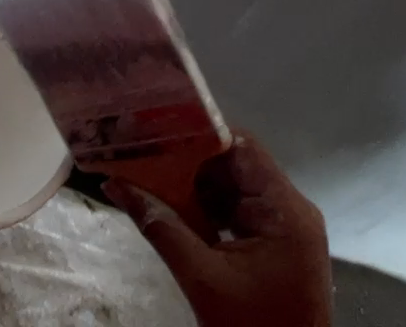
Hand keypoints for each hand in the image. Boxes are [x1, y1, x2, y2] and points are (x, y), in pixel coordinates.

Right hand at [103, 134, 331, 326]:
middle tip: (142, 150)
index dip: (199, 133)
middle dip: (187, 159)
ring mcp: (284, 230)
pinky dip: (205, 208)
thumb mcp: (201, 277)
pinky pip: (235, 210)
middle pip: (235, 165)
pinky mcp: (274, 246)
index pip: (242, 147)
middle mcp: (291, 211)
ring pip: (231, 187)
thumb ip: (159, 225)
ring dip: (192, 184)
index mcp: (285, 211)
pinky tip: (170, 207)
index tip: (156, 128)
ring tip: (147, 173)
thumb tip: (114, 184)